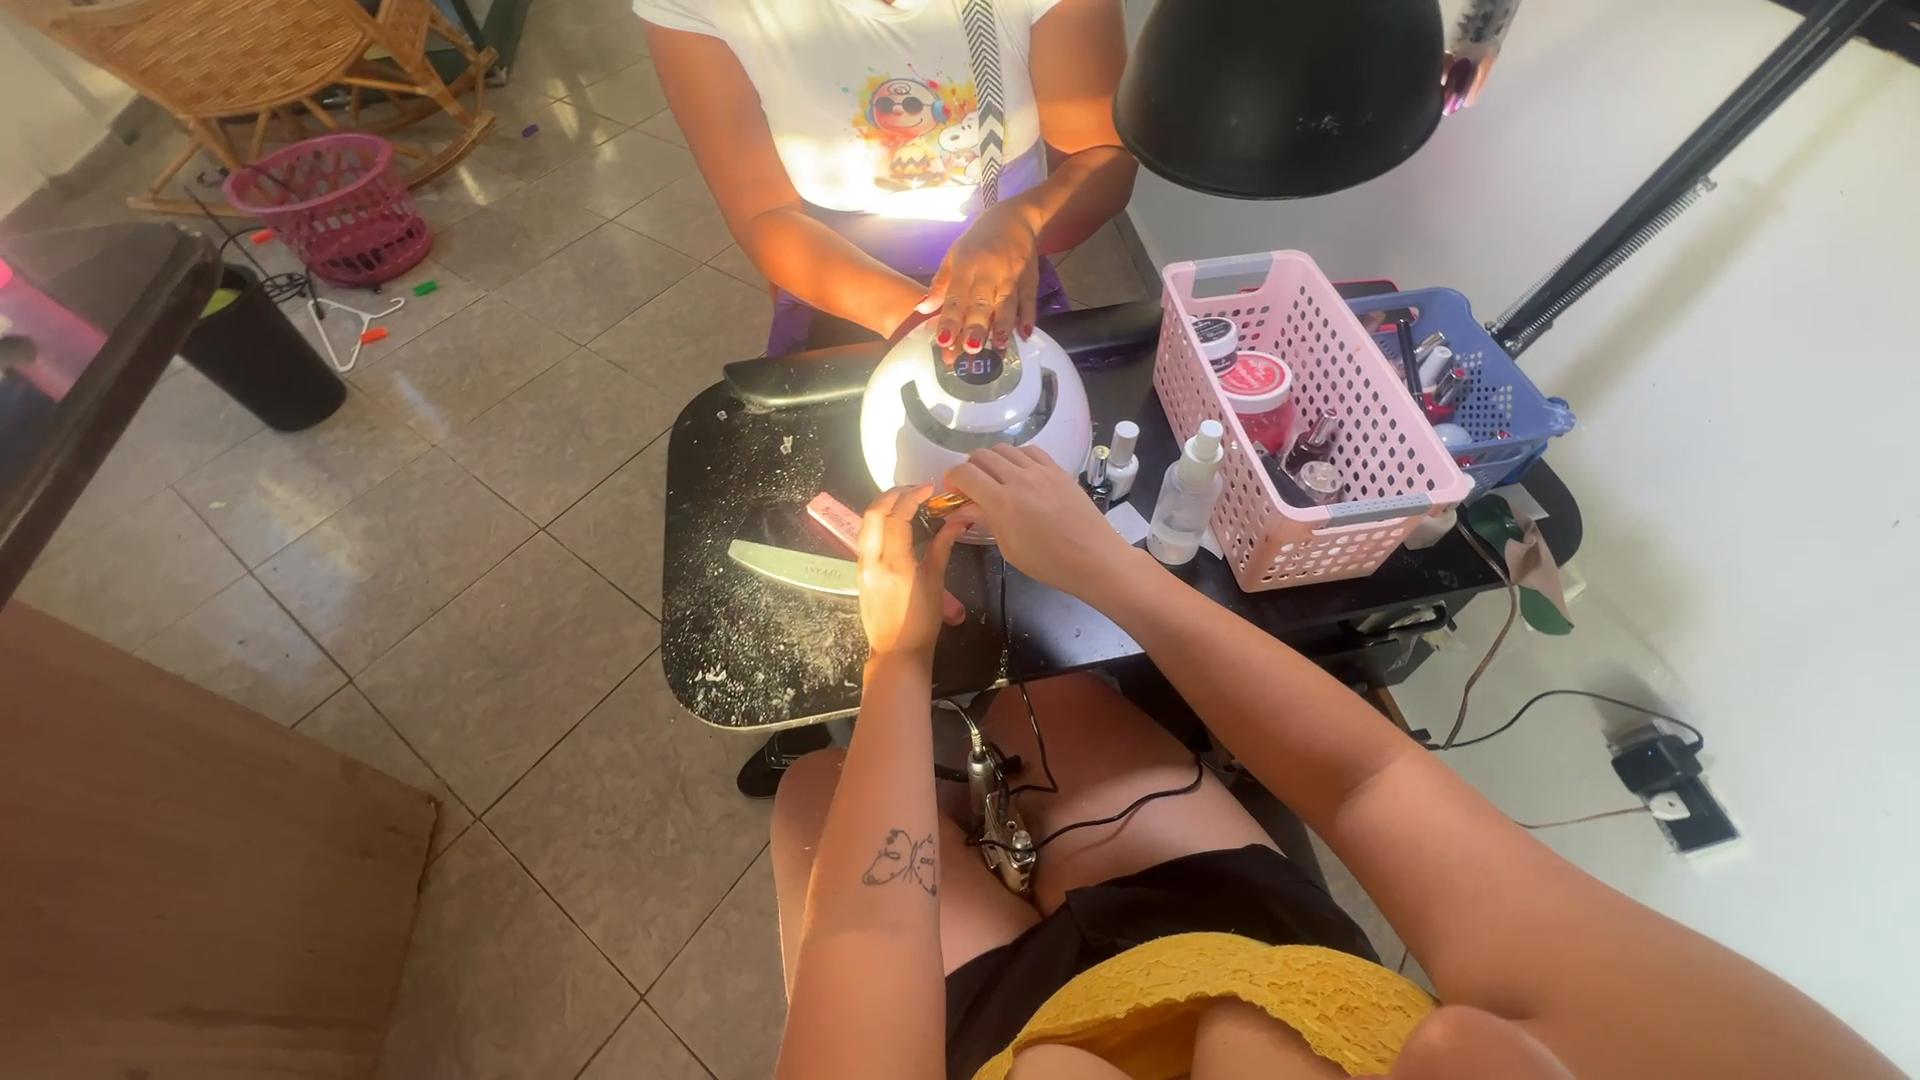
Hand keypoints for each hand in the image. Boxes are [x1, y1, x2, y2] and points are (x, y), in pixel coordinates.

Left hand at [857, 484, 966, 661]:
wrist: (897, 651)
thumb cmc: (922, 621)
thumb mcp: (936, 582)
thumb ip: (943, 546)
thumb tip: (959, 521)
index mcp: (894, 564)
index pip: (898, 517)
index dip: (913, 497)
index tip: (929, 488)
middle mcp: (872, 561)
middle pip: (872, 513)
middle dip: (892, 494)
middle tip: (913, 489)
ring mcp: (862, 567)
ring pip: (865, 524)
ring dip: (883, 507)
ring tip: (905, 501)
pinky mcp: (859, 573)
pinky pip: (866, 539)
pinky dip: (879, 523)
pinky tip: (895, 523)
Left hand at [920, 200, 1042, 355]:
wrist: (1015, 219)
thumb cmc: (978, 242)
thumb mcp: (954, 257)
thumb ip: (940, 285)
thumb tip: (921, 309)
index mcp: (966, 268)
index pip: (956, 298)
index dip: (950, 320)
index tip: (943, 341)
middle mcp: (988, 273)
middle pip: (982, 304)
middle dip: (976, 328)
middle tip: (970, 351)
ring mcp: (1011, 277)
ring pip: (1006, 304)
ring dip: (1003, 326)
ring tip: (999, 347)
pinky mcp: (1030, 280)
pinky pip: (1029, 301)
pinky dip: (1028, 317)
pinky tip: (1025, 334)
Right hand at [942, 445, 1139, 597]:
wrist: (1094, 558)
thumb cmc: (1049, 563)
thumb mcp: (1009, 548)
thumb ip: (986, 520)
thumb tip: (964, 508)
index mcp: (1003, 503)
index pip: (966, 474)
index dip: (952, 478)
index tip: (952, 489)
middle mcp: (1020, 479)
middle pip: (982, 456)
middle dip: (970, 468)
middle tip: (972, 487)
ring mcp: (1042, 471)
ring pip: (1005, 449)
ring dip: (992, 461)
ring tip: (996, 479)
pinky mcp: (1059, 470)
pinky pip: (1030, 451)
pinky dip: (1017, 457)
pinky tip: (1020, 473)